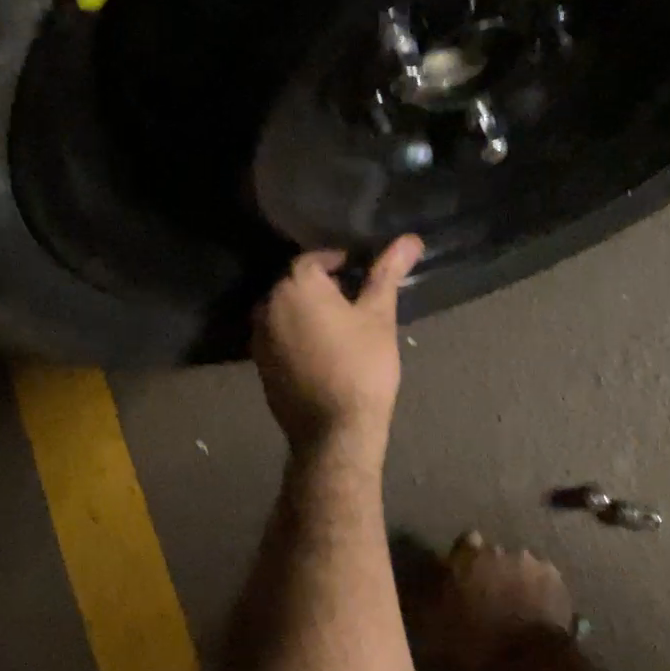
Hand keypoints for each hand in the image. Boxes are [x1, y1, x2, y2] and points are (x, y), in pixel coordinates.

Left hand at [252, 234, 423, 452]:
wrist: (335, 431)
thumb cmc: (363, 367)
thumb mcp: (379, 316)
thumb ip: (387, 273)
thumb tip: (410, 239)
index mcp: (296, 285)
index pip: (317, 259)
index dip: (342, 264)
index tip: (363, 279)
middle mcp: (269, 305)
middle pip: (298, 284)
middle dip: (324, 288)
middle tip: (357, 304)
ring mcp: (259, 337)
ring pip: (287, 311)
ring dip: (309, 313)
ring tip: (342, 329)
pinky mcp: (259, 365)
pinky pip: (279, 337)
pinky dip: (297, 337)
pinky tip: (323, 354)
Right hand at [420, 531, 574, 670]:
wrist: (528, 661)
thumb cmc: (475, 644)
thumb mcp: (434, 626)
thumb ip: (428, 596)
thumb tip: (424, 582)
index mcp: (468, 557)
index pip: (464, 542)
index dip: (464, 559)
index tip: (462, 577)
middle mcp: (500, 549)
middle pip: (494, 553)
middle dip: (490, 569)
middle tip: (489, 597)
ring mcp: (531, 561)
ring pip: (519, 564)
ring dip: (515, 578)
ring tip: (515, 607)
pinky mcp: (556, 577)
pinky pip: (542, 577)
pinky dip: (538, 589)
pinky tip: (536, 610)